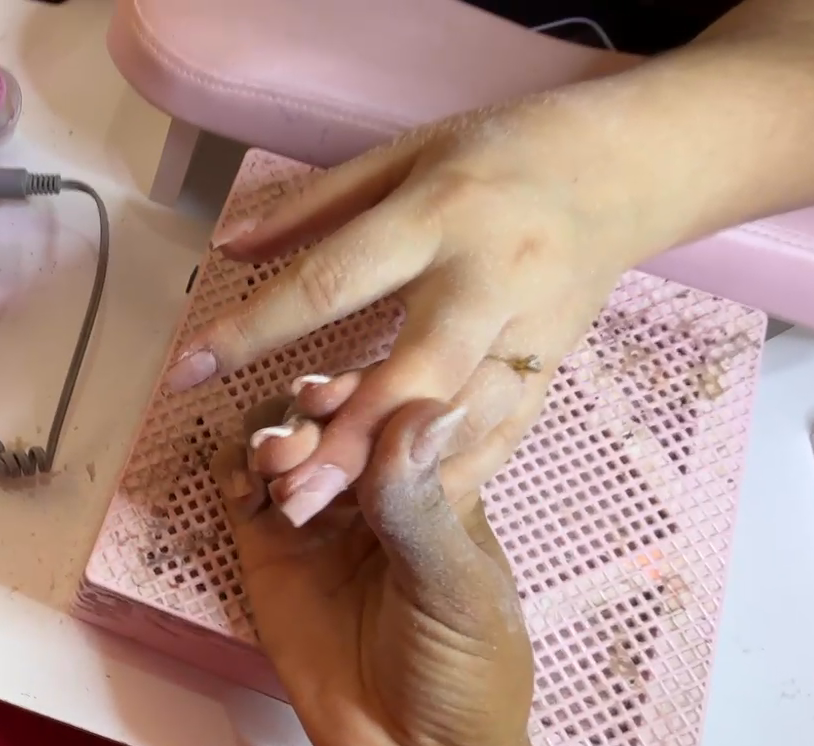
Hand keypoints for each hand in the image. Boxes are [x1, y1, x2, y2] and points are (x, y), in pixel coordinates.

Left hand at [170, 92, 675, 527]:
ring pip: (462, 416)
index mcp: (436, 216)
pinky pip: (502, 436)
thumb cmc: (494, 157)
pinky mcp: (554, 368)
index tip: (184, 372)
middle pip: (412, 369)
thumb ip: (308, 209)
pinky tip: (396, 520)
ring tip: (323, 520)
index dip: (252, 331)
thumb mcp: (398, 158)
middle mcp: (487, 279)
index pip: (327, 283)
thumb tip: (223, 248)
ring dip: (396, 475)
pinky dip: (449, 479)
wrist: (630, 165)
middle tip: (283, 496)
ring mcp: (530, 330)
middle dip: (347, 439)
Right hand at [210, 397, 534, 745]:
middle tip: (308, 414)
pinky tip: (242, 480)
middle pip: (336, 418)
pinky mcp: (266, 548)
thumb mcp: (454, 589)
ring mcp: (313, 517)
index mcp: (436, 488)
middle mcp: (369, 491)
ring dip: (274, 433)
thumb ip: (422, 506)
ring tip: (274, 458)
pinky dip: (233, 471)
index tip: (354, 389)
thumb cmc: (459, 671)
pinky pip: (241, 492)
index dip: (378, 387)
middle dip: (319, 405)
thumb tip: (421, 407)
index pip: (405, 410)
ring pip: (284, 445)